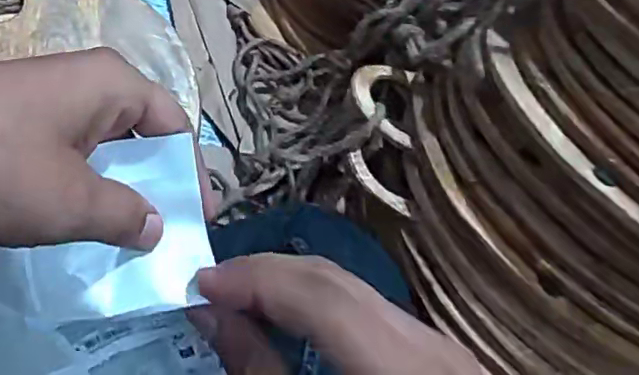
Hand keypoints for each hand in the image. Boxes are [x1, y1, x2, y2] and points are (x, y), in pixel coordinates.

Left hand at [0, 48, 195, 249]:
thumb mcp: (67, 201)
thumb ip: (122, 215)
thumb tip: (157, 225)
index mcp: (115, 82)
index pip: (174, 124)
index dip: (189, 174)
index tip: (195, 223)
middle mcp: (92, 76)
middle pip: (141, 130)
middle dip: (152, 183)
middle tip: (158, 236)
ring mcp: (56, 89)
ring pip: (104, 140)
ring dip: (114, 184)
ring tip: (117, 234)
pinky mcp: (27, 106)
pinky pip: (73, 141)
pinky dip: (83, 176)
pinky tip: (70, 213)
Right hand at [188, 254, 481, 374]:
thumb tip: (213, 315)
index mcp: (404, 369)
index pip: (322, 296)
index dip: (257, 279)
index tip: (200, 284)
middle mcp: (429, 343)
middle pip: (335, 280)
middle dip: (267, 274)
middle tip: (211, 287)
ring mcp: (438, 345)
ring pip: (350, 287)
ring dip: (290, 285)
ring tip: (240, 294)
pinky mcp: (435, 354)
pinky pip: (365, 307)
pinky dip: (319, 303)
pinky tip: (289, 314)